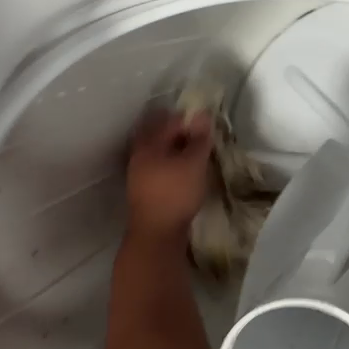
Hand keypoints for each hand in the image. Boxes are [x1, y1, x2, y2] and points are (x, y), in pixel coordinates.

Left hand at [124, 111, 212, 243]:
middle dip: (181, 134)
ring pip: (160, 152)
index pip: (169, 121)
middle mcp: (140, 155)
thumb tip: (202, 114)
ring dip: (177, 150)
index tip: (208, 126)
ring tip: (197, 156)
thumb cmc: (176, 193)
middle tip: (202, 138)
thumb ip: (199, 139)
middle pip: (161, 136)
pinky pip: (159, 167)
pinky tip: (185, 173)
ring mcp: (139, 173)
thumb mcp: (194, 163)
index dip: (190, 120)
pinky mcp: (144, 189)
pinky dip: (173, 164)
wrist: (156, 233)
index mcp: (149, 145)